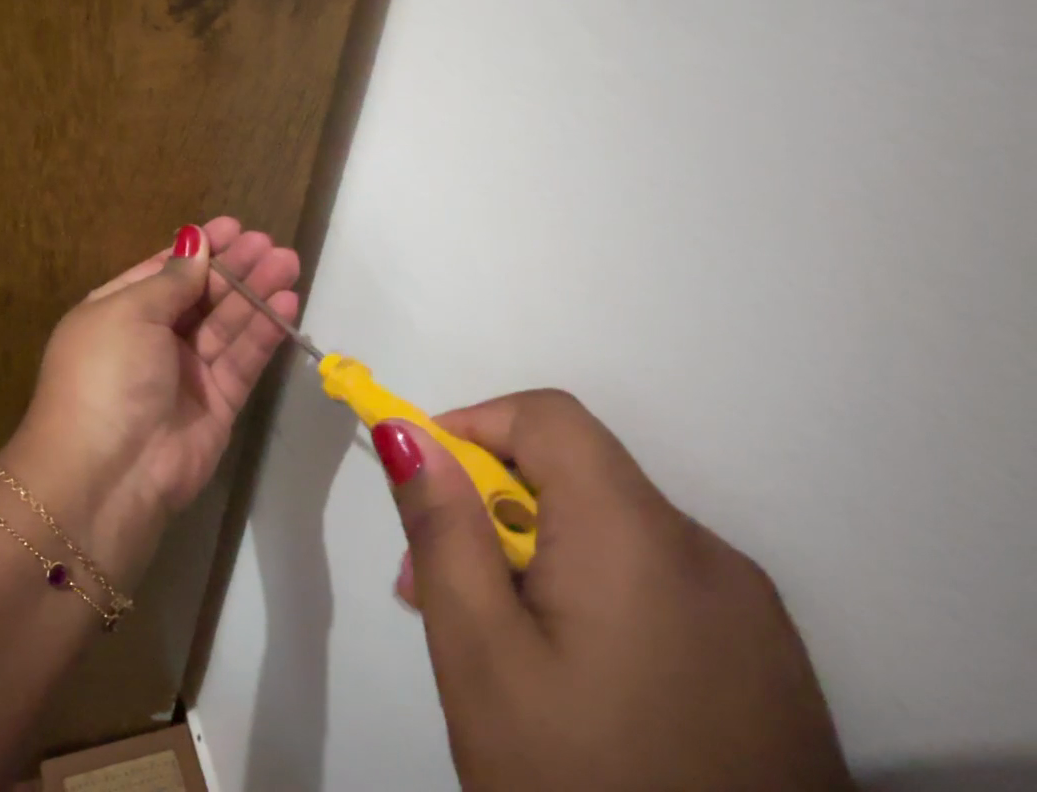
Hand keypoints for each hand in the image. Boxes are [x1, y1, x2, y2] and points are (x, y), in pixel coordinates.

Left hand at [0, 217, 299, 580]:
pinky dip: (263, 332)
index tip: (233, 226)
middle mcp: (149, 341)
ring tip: (287, 261)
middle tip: (269, 243)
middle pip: (199, 296)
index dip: (197, 249)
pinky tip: (286, 301)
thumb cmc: (104, 376)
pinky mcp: (216, 405)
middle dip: (233, 268)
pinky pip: (242, 360)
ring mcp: (184, 374)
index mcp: (116, 314)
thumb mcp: (127, 313)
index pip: (162, 272)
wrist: (107, 475)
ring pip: (226, 324)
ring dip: (255, 293)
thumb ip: (169, 281)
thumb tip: (194, 245)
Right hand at [375, 391, 852, 791]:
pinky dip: (594, 595)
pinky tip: (571, 679)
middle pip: (578, 479)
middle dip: (490, 510)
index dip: (472, 426)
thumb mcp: (480, 653)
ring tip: (496, 647)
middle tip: (434, 591)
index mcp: (638, 538)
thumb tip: (405, 433)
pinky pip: (658, 586)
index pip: (548, 417)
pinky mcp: (767, 661)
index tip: (421, 484)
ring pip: (613, 536)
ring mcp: (750, 611)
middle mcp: (708, 554)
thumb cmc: (574, 775)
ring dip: (537, 557)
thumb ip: (442, 530)